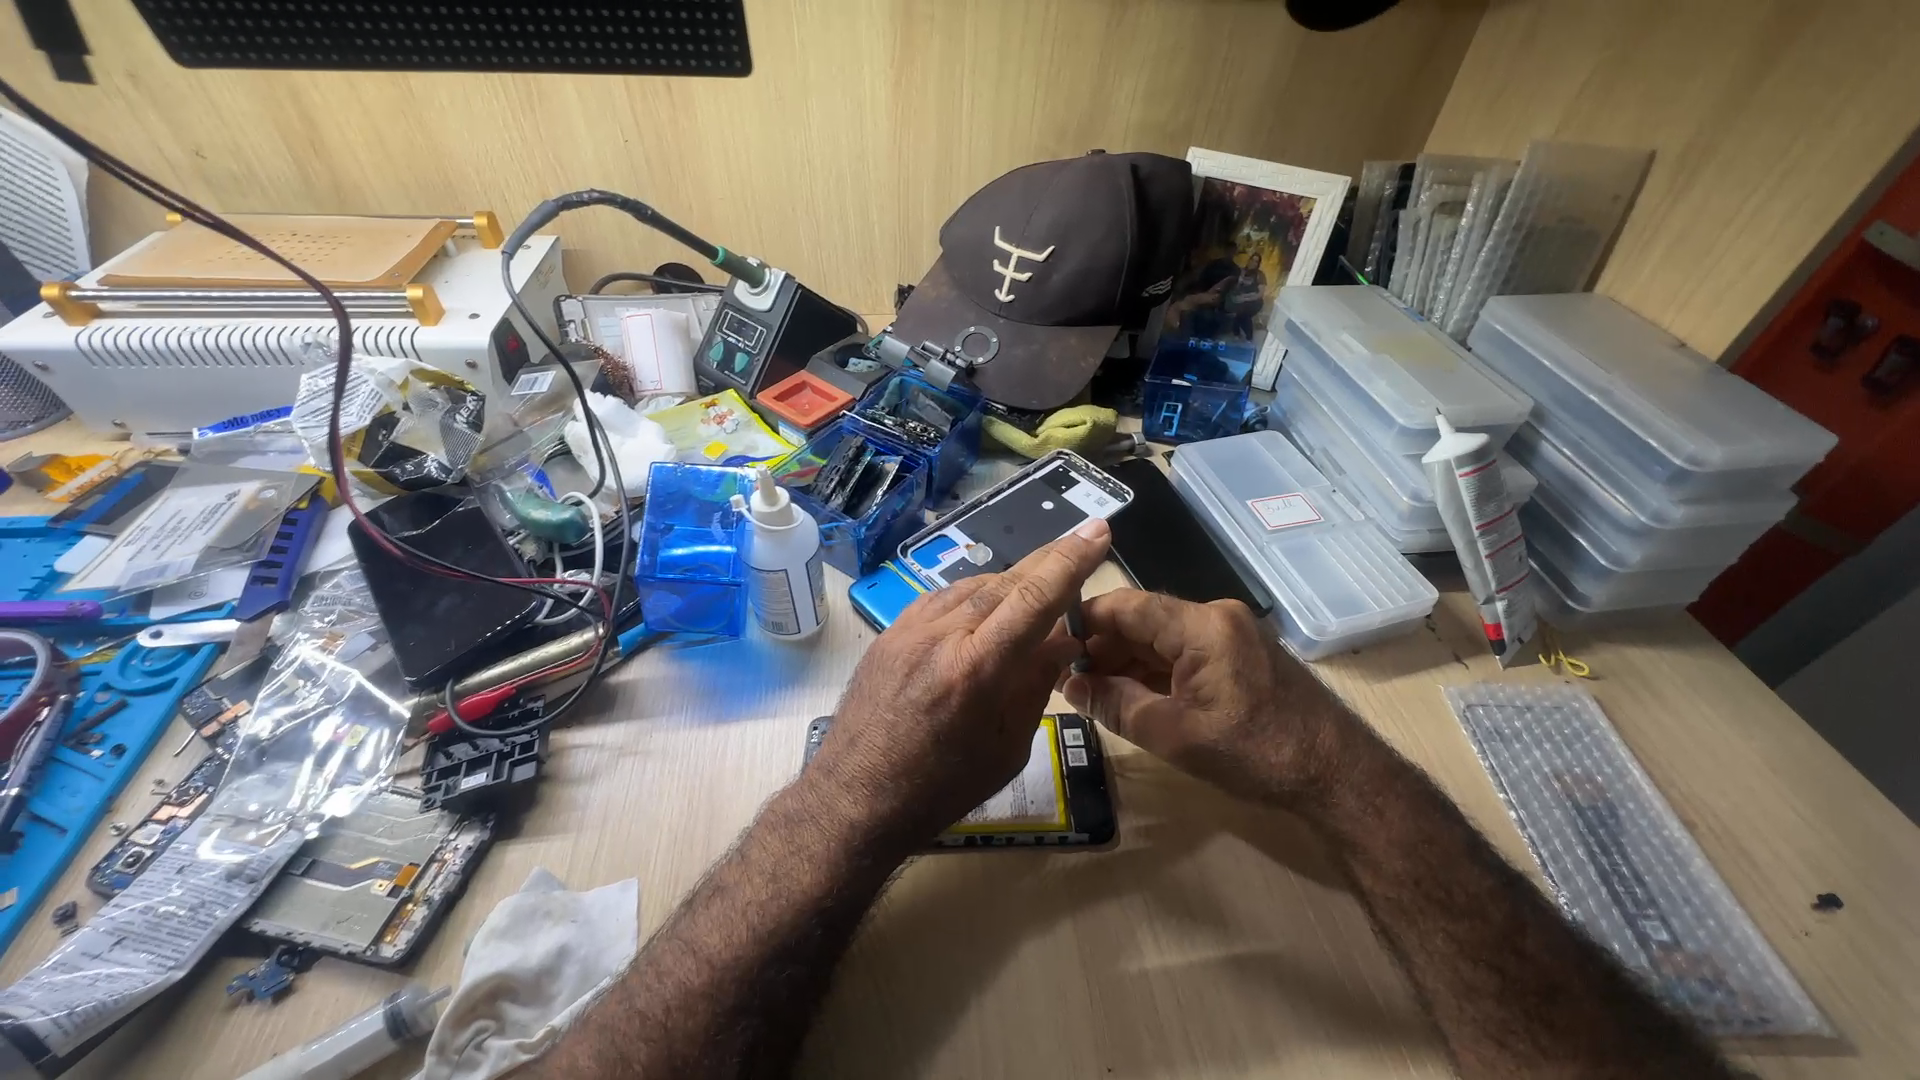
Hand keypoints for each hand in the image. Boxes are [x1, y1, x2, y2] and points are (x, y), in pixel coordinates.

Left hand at [809, 519, 1111, 843]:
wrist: (853, 798)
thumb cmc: (939, 789)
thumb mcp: (1005, 748)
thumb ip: (1035, 686)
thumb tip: (1064, 640)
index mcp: (976, 669)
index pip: (1034, 598)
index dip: (1070, 561)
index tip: (1098, 532)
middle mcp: (941, 635)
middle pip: (1005, 581)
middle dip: (1048, 560)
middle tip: (1080, 543)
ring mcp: (909, 629)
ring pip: (972, 585)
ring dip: (1010, 582)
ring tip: (1036, 592)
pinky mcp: (889, 633)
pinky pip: (941, 599)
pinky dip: (973, 596)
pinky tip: (985, 608)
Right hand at [1060, 589, 1359, 811]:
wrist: (1339, 777)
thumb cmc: (1254, 754)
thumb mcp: (1173, 734)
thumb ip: (1115, 705)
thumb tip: (1070, 687)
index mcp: (1202, 625)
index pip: (1127, 606)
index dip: (1084, 621)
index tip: (1049, 644)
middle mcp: (1216, 617)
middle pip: (1143, 621)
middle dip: (1102, 647)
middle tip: (1063, 677)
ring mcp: (1231, 636)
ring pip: (1162, 639)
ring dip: (1125, 662)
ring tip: (1087, 689)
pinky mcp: (1240, 657)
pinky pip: (1184, 654)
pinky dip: (1154, 672)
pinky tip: (1127, 693)